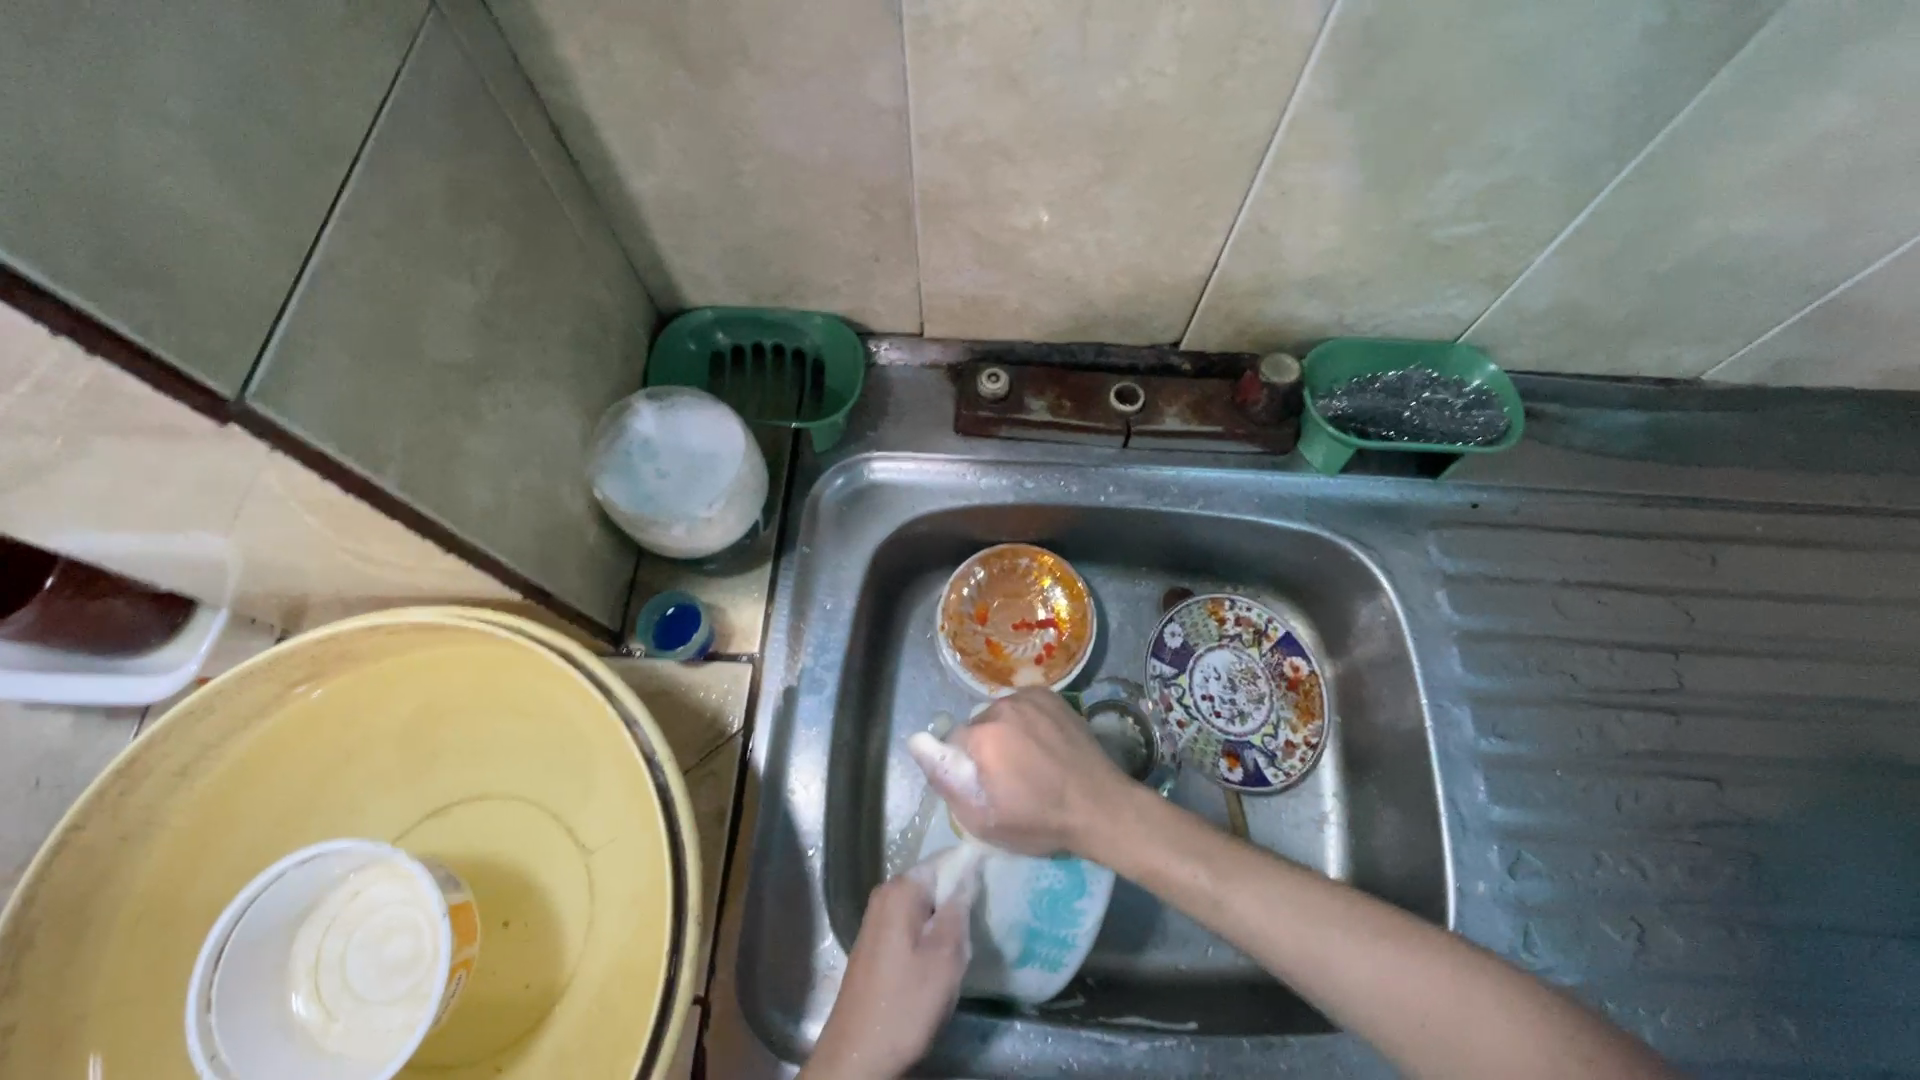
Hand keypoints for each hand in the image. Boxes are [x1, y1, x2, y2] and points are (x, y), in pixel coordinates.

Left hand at [802, 864, 975, 1079]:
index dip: (972, 870)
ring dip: (945, 926)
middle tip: (976, 933)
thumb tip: (968, 870)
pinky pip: (912, 927)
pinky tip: (938, 967)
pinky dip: (929, 940)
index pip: (945, 860)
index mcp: (900, 890)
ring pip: (925, 909)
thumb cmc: (906, 1004)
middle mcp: (884, 895)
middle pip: (934, 884)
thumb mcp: (945, 956)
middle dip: (958, 903)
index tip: (994, 889)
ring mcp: (877, 921)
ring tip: (959, 954)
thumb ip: (959, 907)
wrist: (858, 1056)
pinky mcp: (876, 944)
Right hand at [909, 687, 1132, 856]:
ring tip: (1031, 761)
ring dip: (1006, 732)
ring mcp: (1030, 697)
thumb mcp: (982, 819)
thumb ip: (945, 780)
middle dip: (985, 748)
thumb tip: (917, 745)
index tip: (987, 787)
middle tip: (1011, 778)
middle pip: (976, 726)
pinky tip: (1043, 744)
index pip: (951, 742)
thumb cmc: (1039, 821)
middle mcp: (1002, 706)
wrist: (1100, 807)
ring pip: (1000, 714)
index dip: (965, 767)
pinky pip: (1022, 705)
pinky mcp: (1051, 696)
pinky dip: (1026, 721)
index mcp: (983, 735)